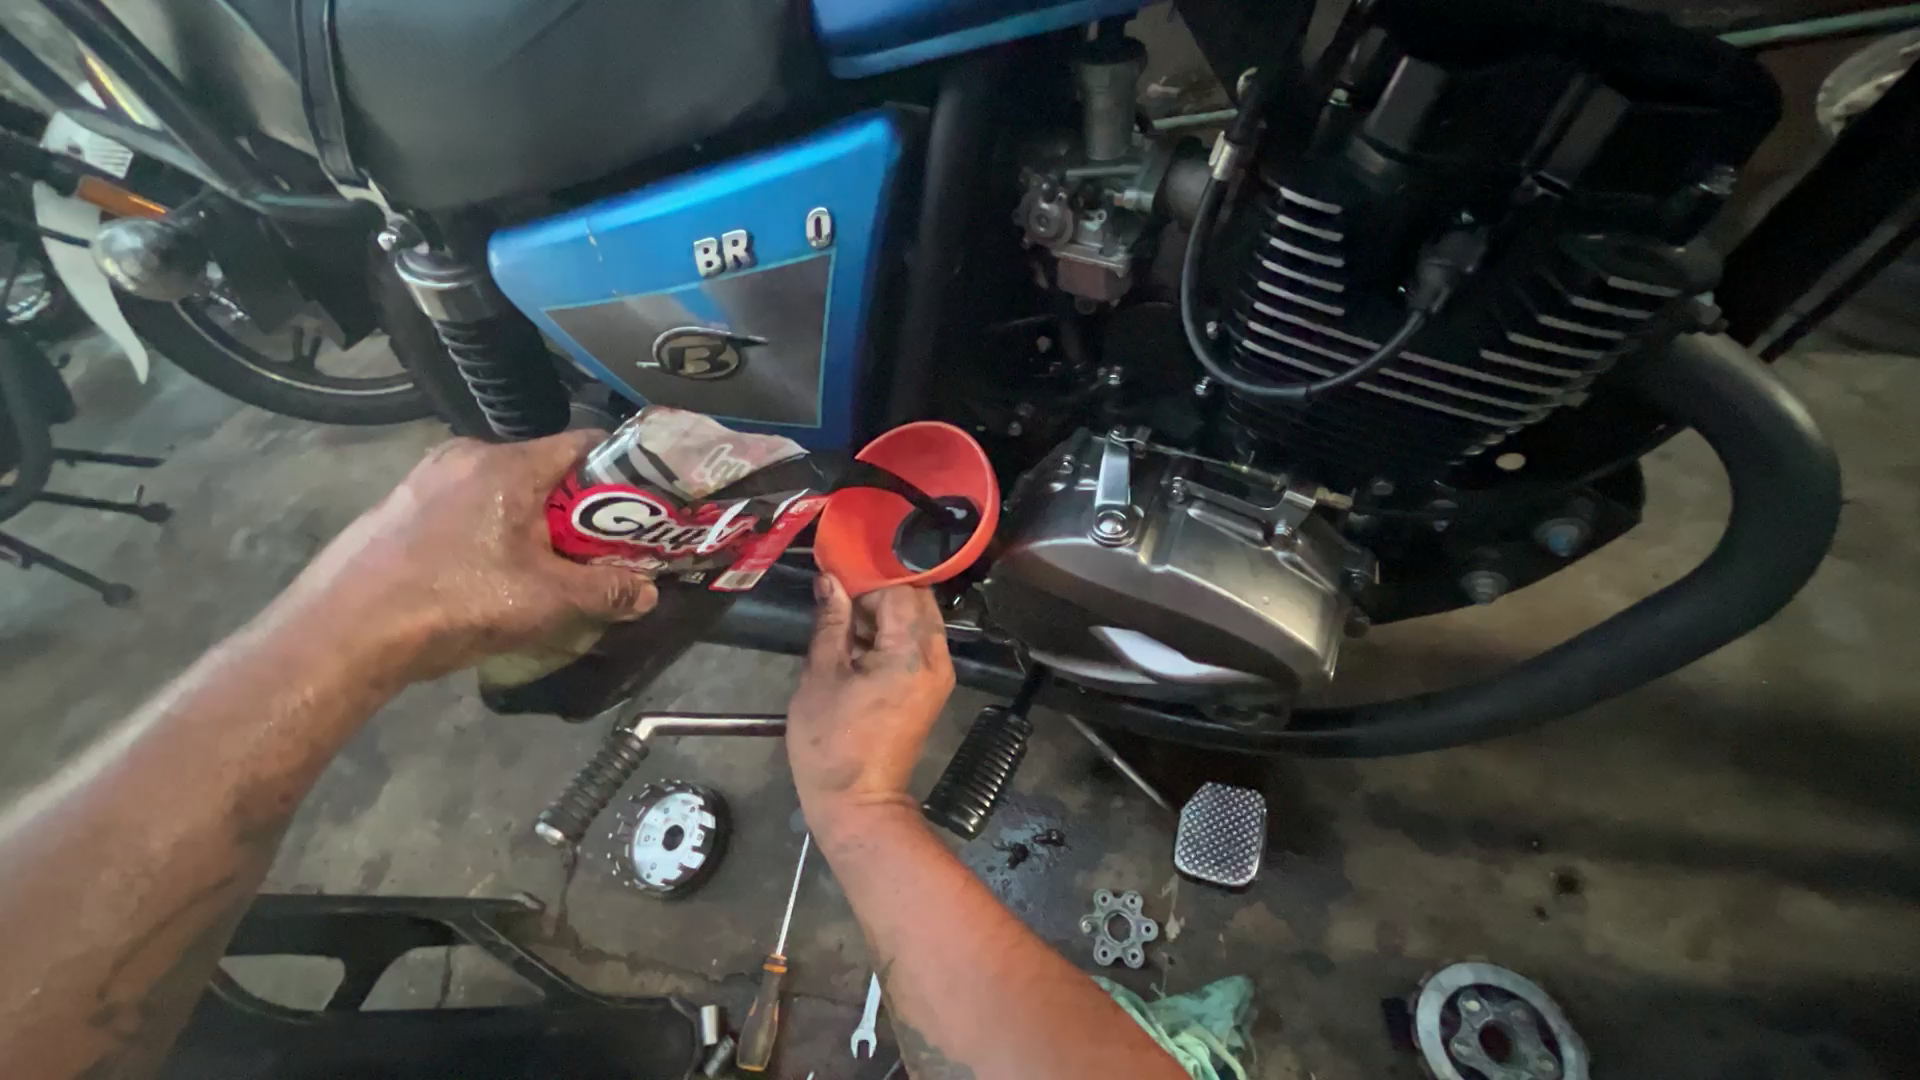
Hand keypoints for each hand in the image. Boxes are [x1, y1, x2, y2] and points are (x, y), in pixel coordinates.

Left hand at [275, 431, 657, 683]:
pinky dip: (497, 528)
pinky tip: (493, 572)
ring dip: (538, 521)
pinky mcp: (400, 505)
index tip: (642, 507)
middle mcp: (466, 456)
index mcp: (508, 465)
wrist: (338, 636)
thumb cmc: (454, 603)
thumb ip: (608, 591)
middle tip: (601, 547)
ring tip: (550, 564)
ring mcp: (426, 478)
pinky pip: (470, 504)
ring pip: (508, 489)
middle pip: (548, 469)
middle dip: (582, 508)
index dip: (625, 472)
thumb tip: (648, 593)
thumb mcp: (548, 602)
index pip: (588, 443)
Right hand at [786, 576, 954, 832]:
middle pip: (918, 600)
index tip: (837, 579)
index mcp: (911, 654)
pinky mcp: (933, 685)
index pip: (900, 590)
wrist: (858, 802)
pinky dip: (894, 632)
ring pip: (920, 619)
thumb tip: (829, 580)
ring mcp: (940, 673)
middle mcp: (937, 658)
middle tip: (841, 600)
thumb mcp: (821, 676)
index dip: (867, 580)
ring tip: (847, 621)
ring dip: (887, 611)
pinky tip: (861, 642)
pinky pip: (919, 641)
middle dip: (880, 591)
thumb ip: (831, 622)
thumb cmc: (832, 744)